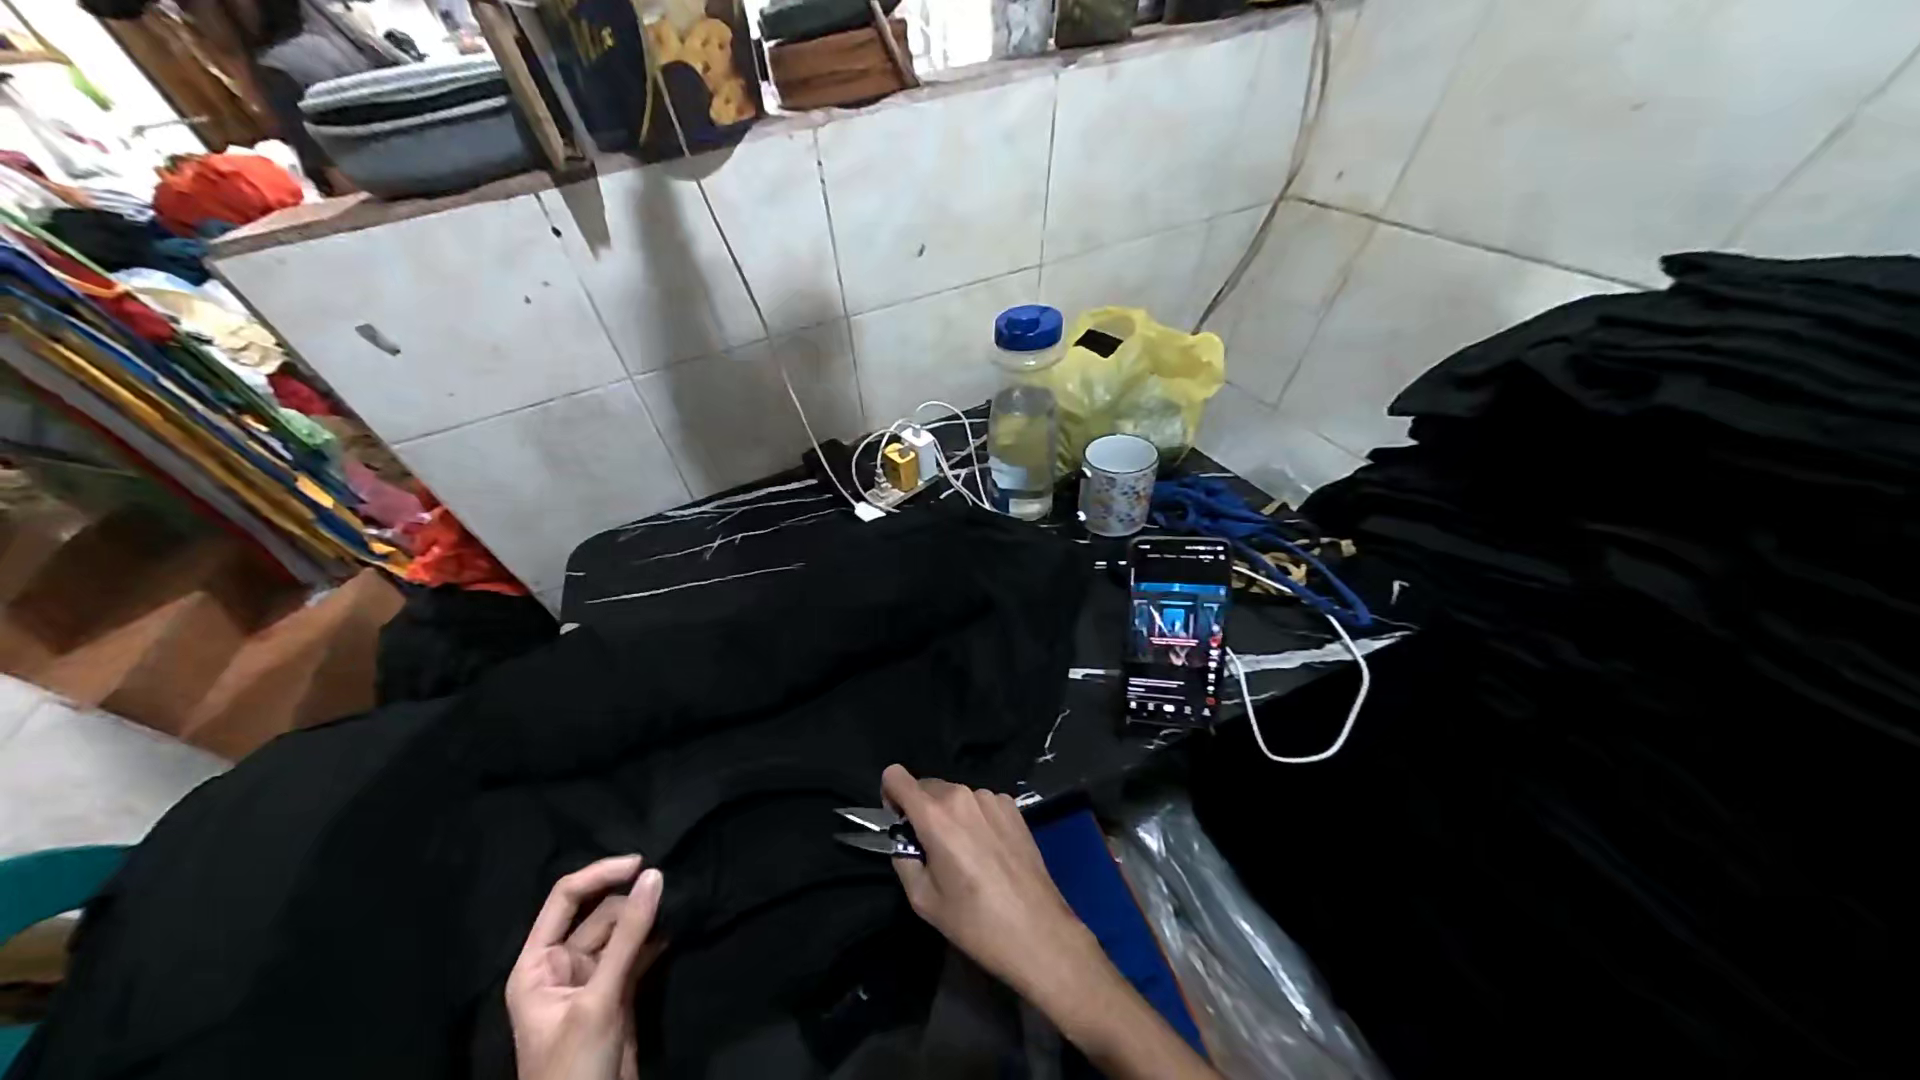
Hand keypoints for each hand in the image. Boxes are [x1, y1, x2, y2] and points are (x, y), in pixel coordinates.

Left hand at [506, 856, 664, 1079]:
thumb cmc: (573, 1065)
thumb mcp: (600, 999)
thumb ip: (629, 936)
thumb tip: (654, 875)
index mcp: (537, 964)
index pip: (566, 899)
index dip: (600, 875)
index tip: (641, 863)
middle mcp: (562, 964)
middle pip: (601, 912)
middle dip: (632, 900)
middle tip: (669, 892)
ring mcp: (592, 978)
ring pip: (622, 929)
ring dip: (647, 916)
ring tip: (677, 904)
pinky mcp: (618, 990)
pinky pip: (637, 950)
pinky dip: (655, 938)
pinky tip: (676, 927)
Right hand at [881, 766, 1222, 1079]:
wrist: (1039, 932)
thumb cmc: (975, 922)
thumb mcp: (923, 899)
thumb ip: (903, 858)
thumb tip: (902, 839)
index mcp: (935, 814)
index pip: (896, 776)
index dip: (890, 797)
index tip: (900, 825)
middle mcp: (963, 795)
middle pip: (926, 787)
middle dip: (921, 811)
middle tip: (932, 852)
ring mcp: (992, 798)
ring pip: (955, 796)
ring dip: (950, 816)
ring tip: (966, 856)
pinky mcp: (1013, 807)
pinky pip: (980, 804)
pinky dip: (976, 820)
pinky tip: (989, 853)